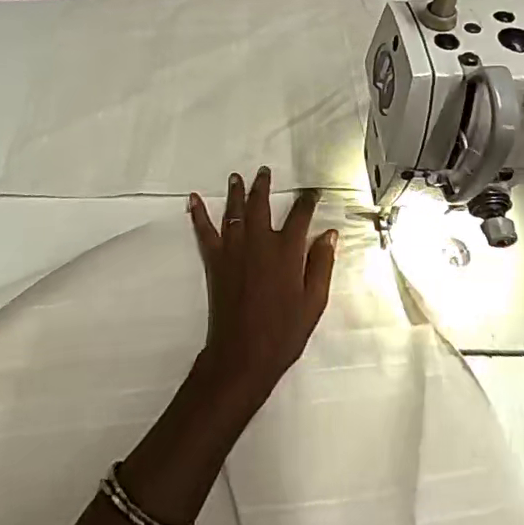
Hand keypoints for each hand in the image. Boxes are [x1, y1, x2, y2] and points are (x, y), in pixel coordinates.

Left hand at [188, 168, 337, 409]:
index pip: (299, 216)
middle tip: (264, 171)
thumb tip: (329, 234)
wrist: (243, 353)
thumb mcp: (313, 301)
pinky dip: (198, 213)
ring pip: (234, 211)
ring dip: (236, 192)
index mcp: (286, 251)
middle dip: (263, 186)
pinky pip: (204, 231)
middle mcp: (258, 242)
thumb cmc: (284, 332)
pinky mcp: (214, 260)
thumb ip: (321, 264)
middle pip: (261, 204)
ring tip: (237, 177)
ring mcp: (233, 249)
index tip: (311, 193)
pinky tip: (193, 199)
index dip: (306, 202)